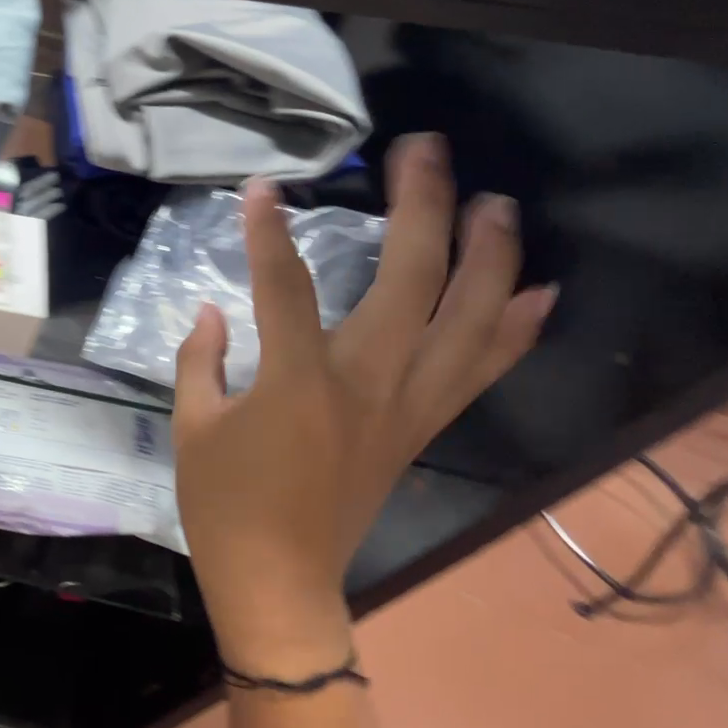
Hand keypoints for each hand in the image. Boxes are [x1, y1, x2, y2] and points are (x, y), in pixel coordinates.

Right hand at [173, 134, 556, 674]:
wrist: (277, 575)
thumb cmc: (221, 501)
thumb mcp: (190, 424)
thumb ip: (202, 359)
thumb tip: (216, 312)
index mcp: (296, 380)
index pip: (283, 284)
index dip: (267, 231)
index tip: (261, 190)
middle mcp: (367, 381)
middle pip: (410, 279)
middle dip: (420, 206)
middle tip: (421, 152)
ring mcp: (407, 404)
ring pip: (468, 317)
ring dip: (489, 253)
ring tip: (493, 200)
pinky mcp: (422, 426)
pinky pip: (480, 370)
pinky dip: (514, 329)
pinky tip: (537, 290)